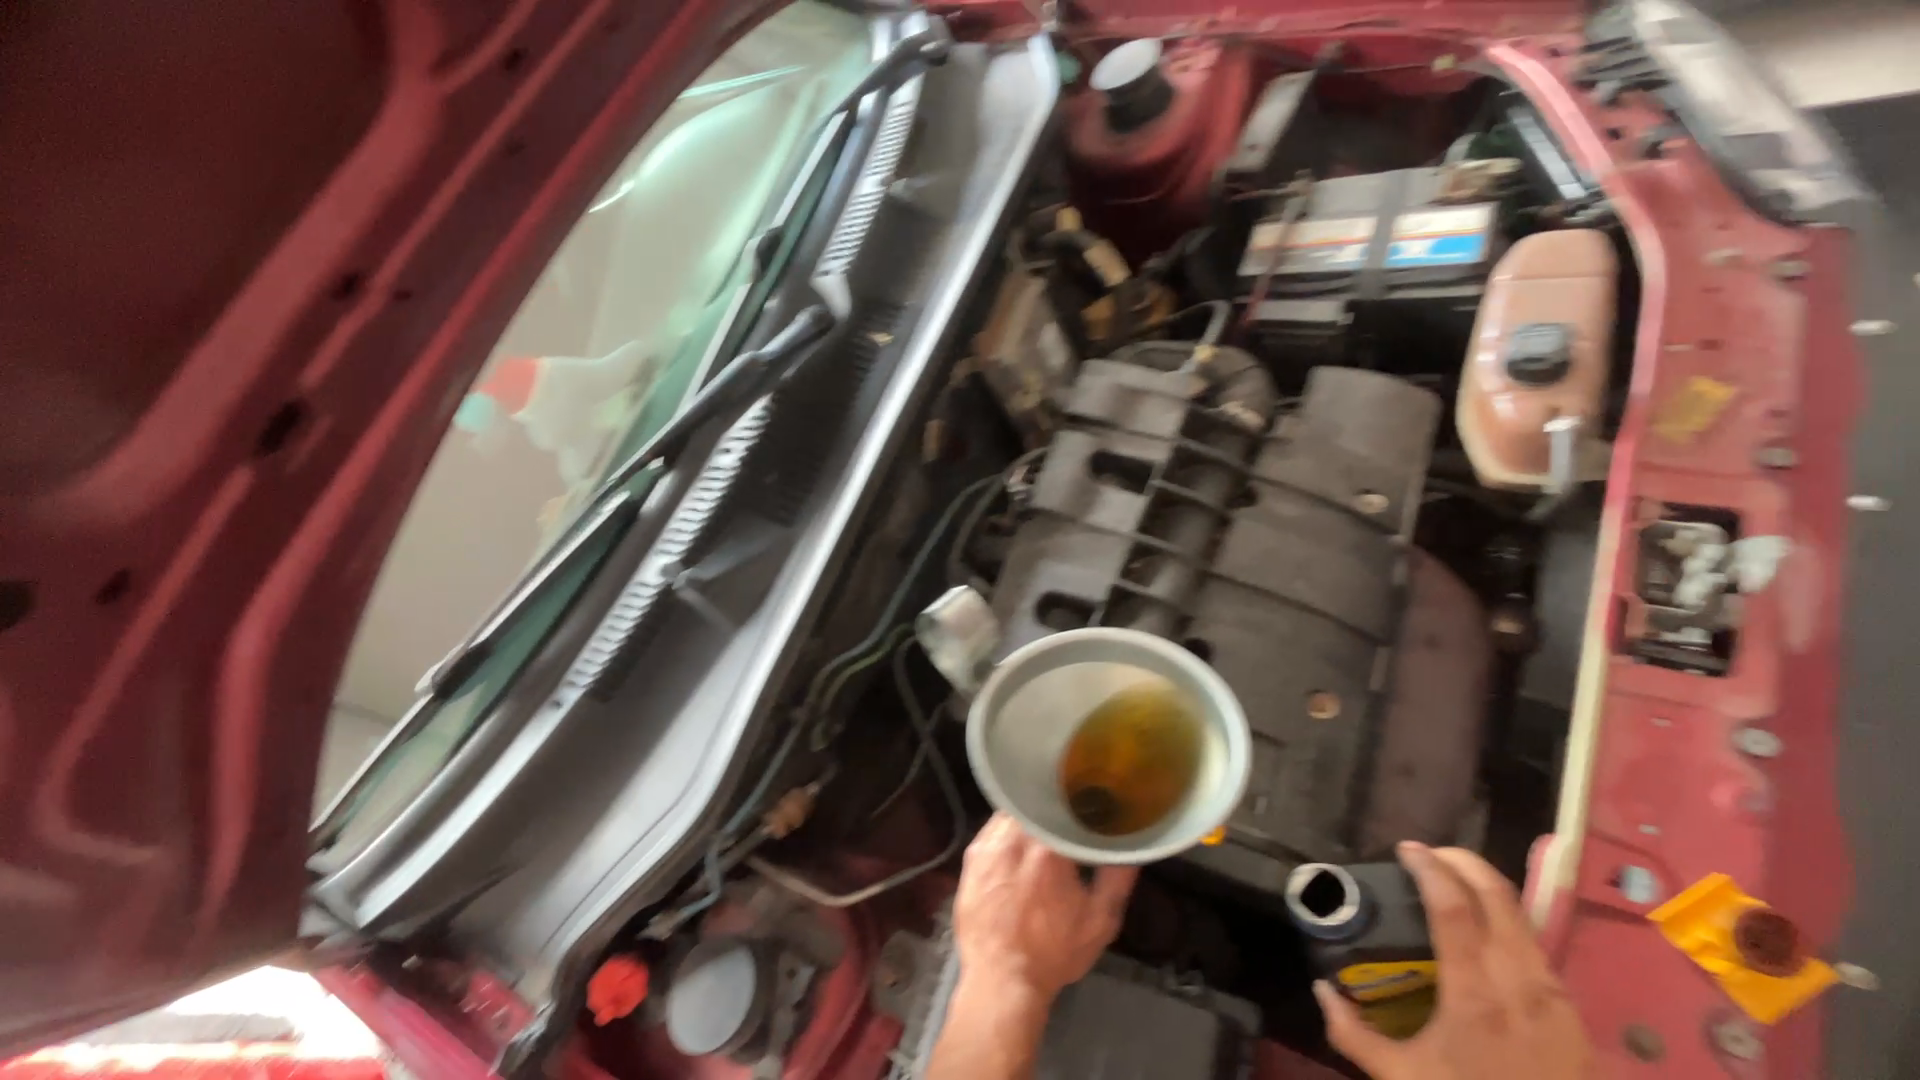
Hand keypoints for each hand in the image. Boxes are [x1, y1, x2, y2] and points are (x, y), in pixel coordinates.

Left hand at [951, 812, 1138, 1000]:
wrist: (1002, 980)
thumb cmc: (1054, 952)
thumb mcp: (1100, 920)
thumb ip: (1117, 878)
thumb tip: (1130, 847)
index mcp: (1048, 848)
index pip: (1064, 806)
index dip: (1076, 805)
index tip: (1087, 809)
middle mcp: (1014, 838)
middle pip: (1035, 805)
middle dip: (1050, 808)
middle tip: (1065, 817)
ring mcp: (988, 847)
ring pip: (1012, 814)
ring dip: (1028, 818)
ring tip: (1042, 829)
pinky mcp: (971, 859)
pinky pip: (992, 830)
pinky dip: (1007, 832)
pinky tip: (1017, 846)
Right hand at [1316, 842, 1594, 1079]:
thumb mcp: (1400, 1078)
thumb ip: (1353, 1033)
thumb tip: (1322, 989)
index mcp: (1475, 995)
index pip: (1453, 908)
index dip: (1429, 869)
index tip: (1406, 849)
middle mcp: (1519, 981)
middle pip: (1495, 896)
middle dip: (1461, 861)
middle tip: (1428, 854)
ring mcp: (1551, 992)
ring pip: (1520, 914)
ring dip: (1484, 885)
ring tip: (1452, 880)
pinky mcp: (1570, 1007)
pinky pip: (1533, 943)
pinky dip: (1504, 918)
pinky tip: (1483, 929)